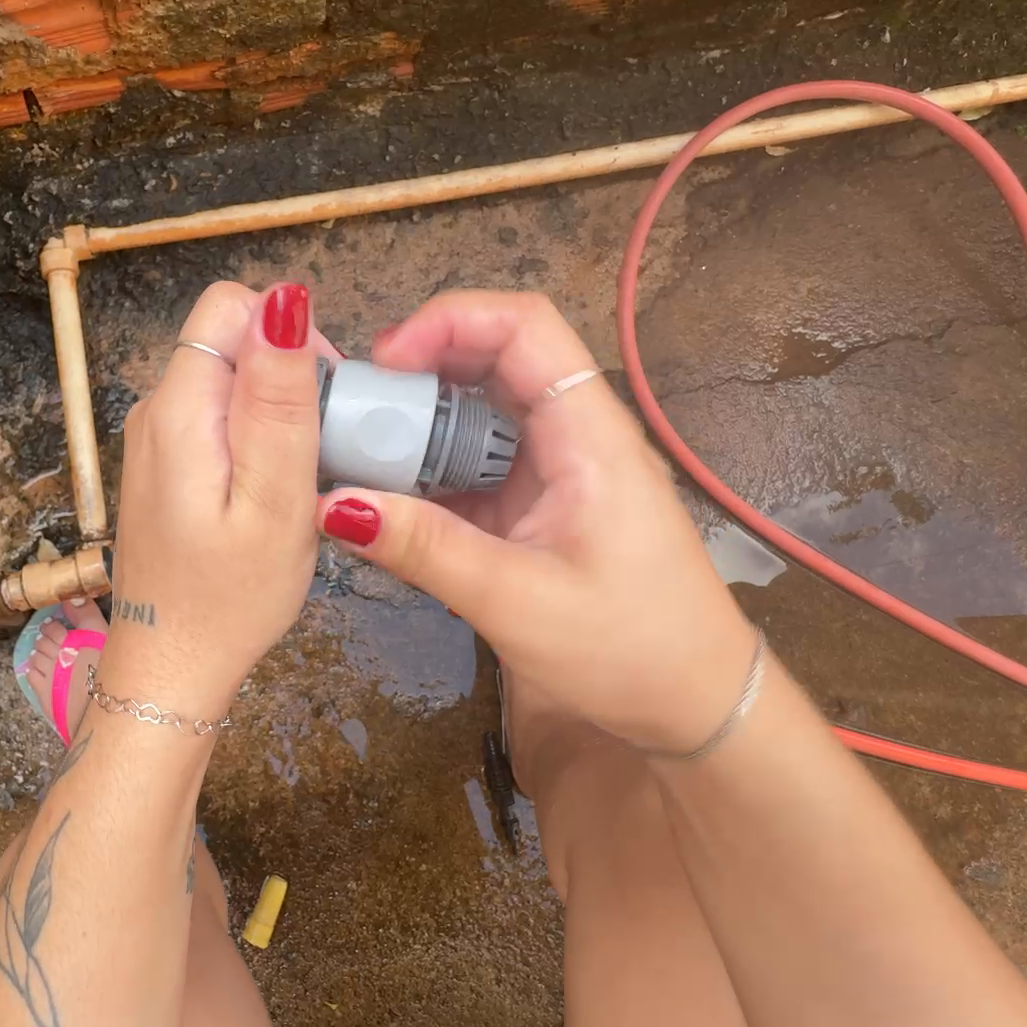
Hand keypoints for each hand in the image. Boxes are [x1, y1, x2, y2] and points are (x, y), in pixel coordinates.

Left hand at [100, 281, 339, 720]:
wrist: (172, 665)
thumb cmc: (231, 596)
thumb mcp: (274, 499)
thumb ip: (279, 399)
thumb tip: (284, 299)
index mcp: (179, 407)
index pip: (231, 307)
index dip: (287, 336)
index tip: (320, 403)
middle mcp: (155, 410)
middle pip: (229, 342)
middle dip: (285, 377)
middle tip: (314, 453)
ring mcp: (154, 440)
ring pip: (226, 382)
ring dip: (272, 412)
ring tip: (294, 479)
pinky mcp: (163, 466)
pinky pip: (215, 421)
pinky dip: (251, 439)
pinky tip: (266, 493)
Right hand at [314, 290, 757, 752]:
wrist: (692, 705)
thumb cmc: (629, 649)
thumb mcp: (517, 602)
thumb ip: (426, 550)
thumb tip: (333, 506)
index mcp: (587, 435)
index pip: (524, 327)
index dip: (449, 321)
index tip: (384, 362)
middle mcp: (571, 437)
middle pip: (492, 361)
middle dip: (418, 371)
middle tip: (355, 410)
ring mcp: (553, 471)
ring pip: (477, 415)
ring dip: (417, 426)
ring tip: (358, 454)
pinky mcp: (536, 506)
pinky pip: (474, 467)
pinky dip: (428, 474)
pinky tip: (388, 501)